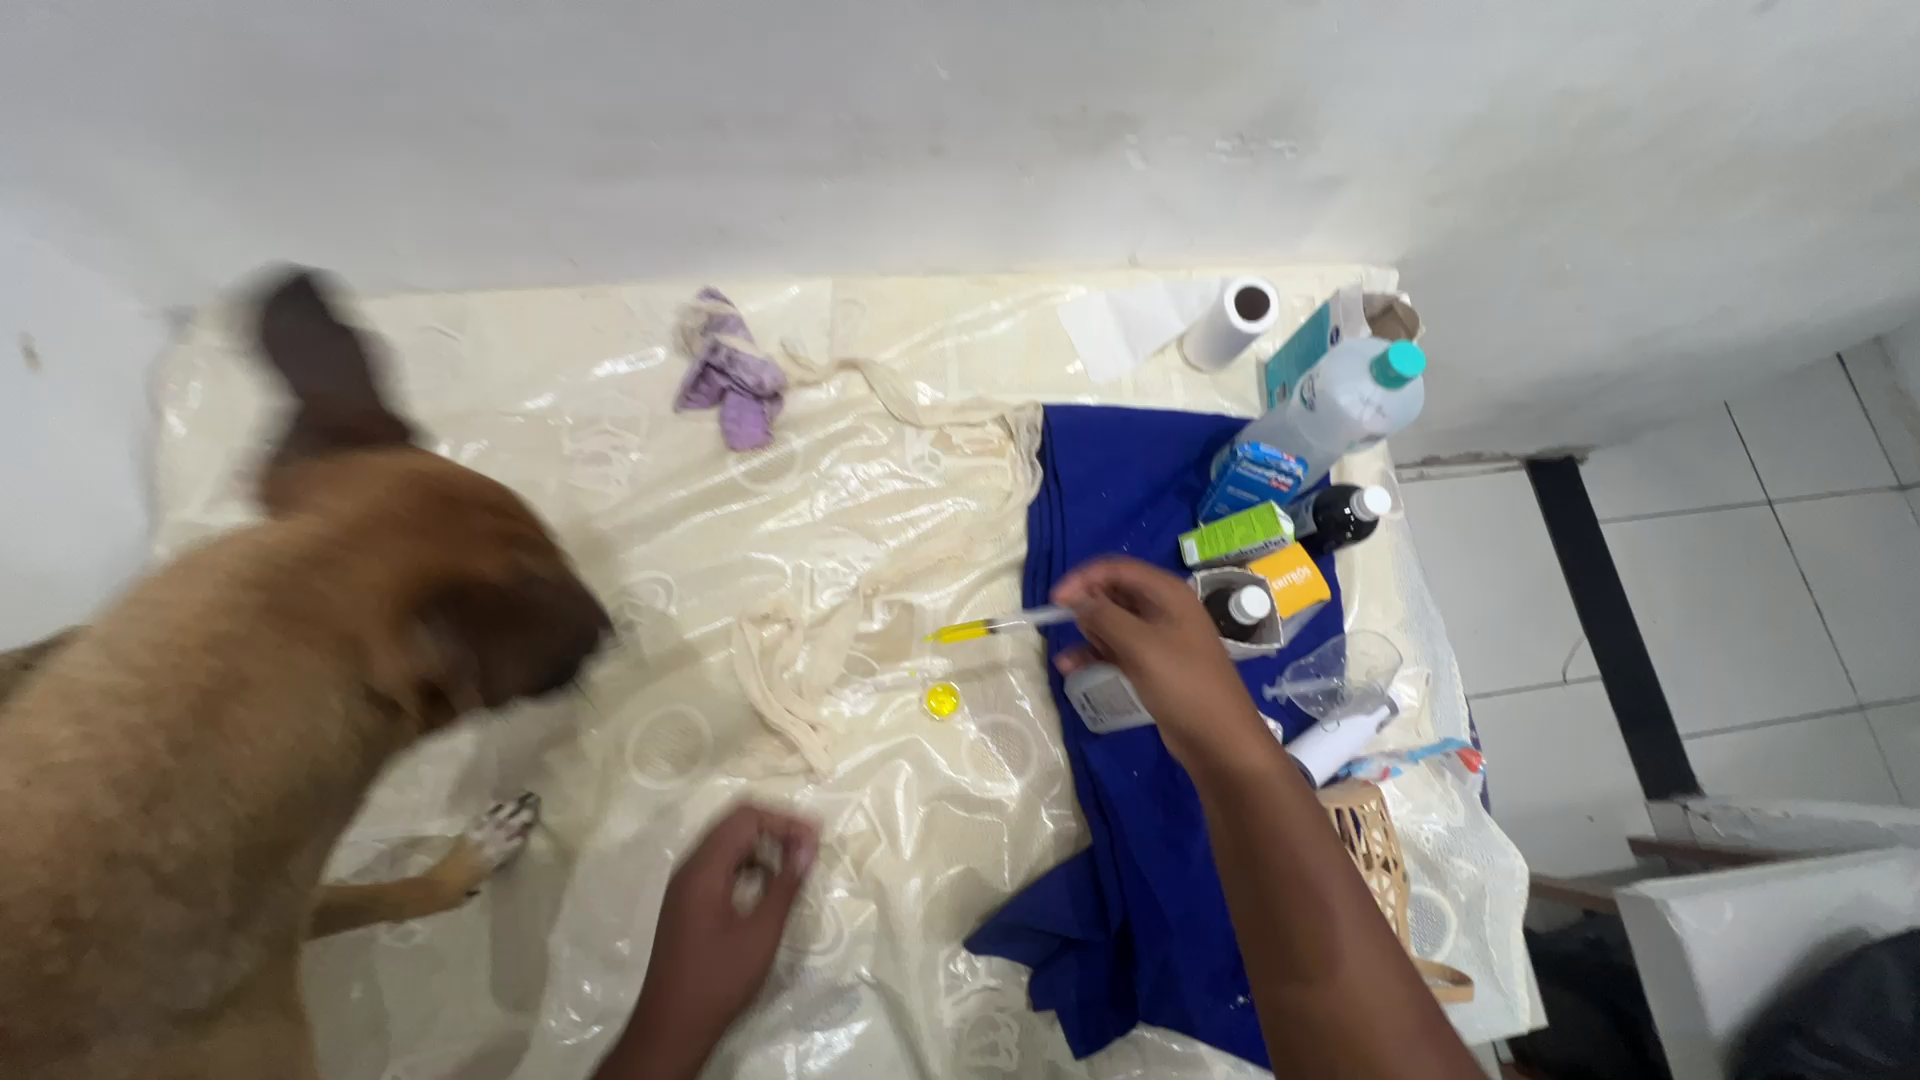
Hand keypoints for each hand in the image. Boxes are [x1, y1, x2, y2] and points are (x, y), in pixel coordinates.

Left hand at [625, 803, 818, 1066]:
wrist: (670, 1030)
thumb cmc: (719, 981)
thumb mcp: (761, 933)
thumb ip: (786, 884)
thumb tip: (808, 845)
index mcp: (704, 869)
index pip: (746, 818)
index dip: (784, 820)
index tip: (816, 837)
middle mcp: (689, 867)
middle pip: (735, 823)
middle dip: (775, 827)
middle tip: (808, 845)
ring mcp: (684, 885)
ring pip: (727, 843)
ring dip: (762, 845)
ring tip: (793, 864)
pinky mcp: (686, 902)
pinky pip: (719, 864)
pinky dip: (748, 863)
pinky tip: (767, 886)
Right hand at [1053, 556, 1271, 768]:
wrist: (1219, 739)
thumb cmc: (1183, 684)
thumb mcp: (1140, 646)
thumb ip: (1104, 616)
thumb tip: (1075, 599)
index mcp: (1166, 593)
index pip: (1117, 569)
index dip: (1083, 579)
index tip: (1055, 601)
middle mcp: (1162, 608)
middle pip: (1113, 593)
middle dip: (1086, 609)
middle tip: (1069, 630)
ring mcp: (1158, 636)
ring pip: (1112, 623)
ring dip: (1088, 635)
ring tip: (1069, 660)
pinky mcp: (1152, 662)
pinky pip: (1117, 648)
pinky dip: (1096, 655)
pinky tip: (1073, 669)